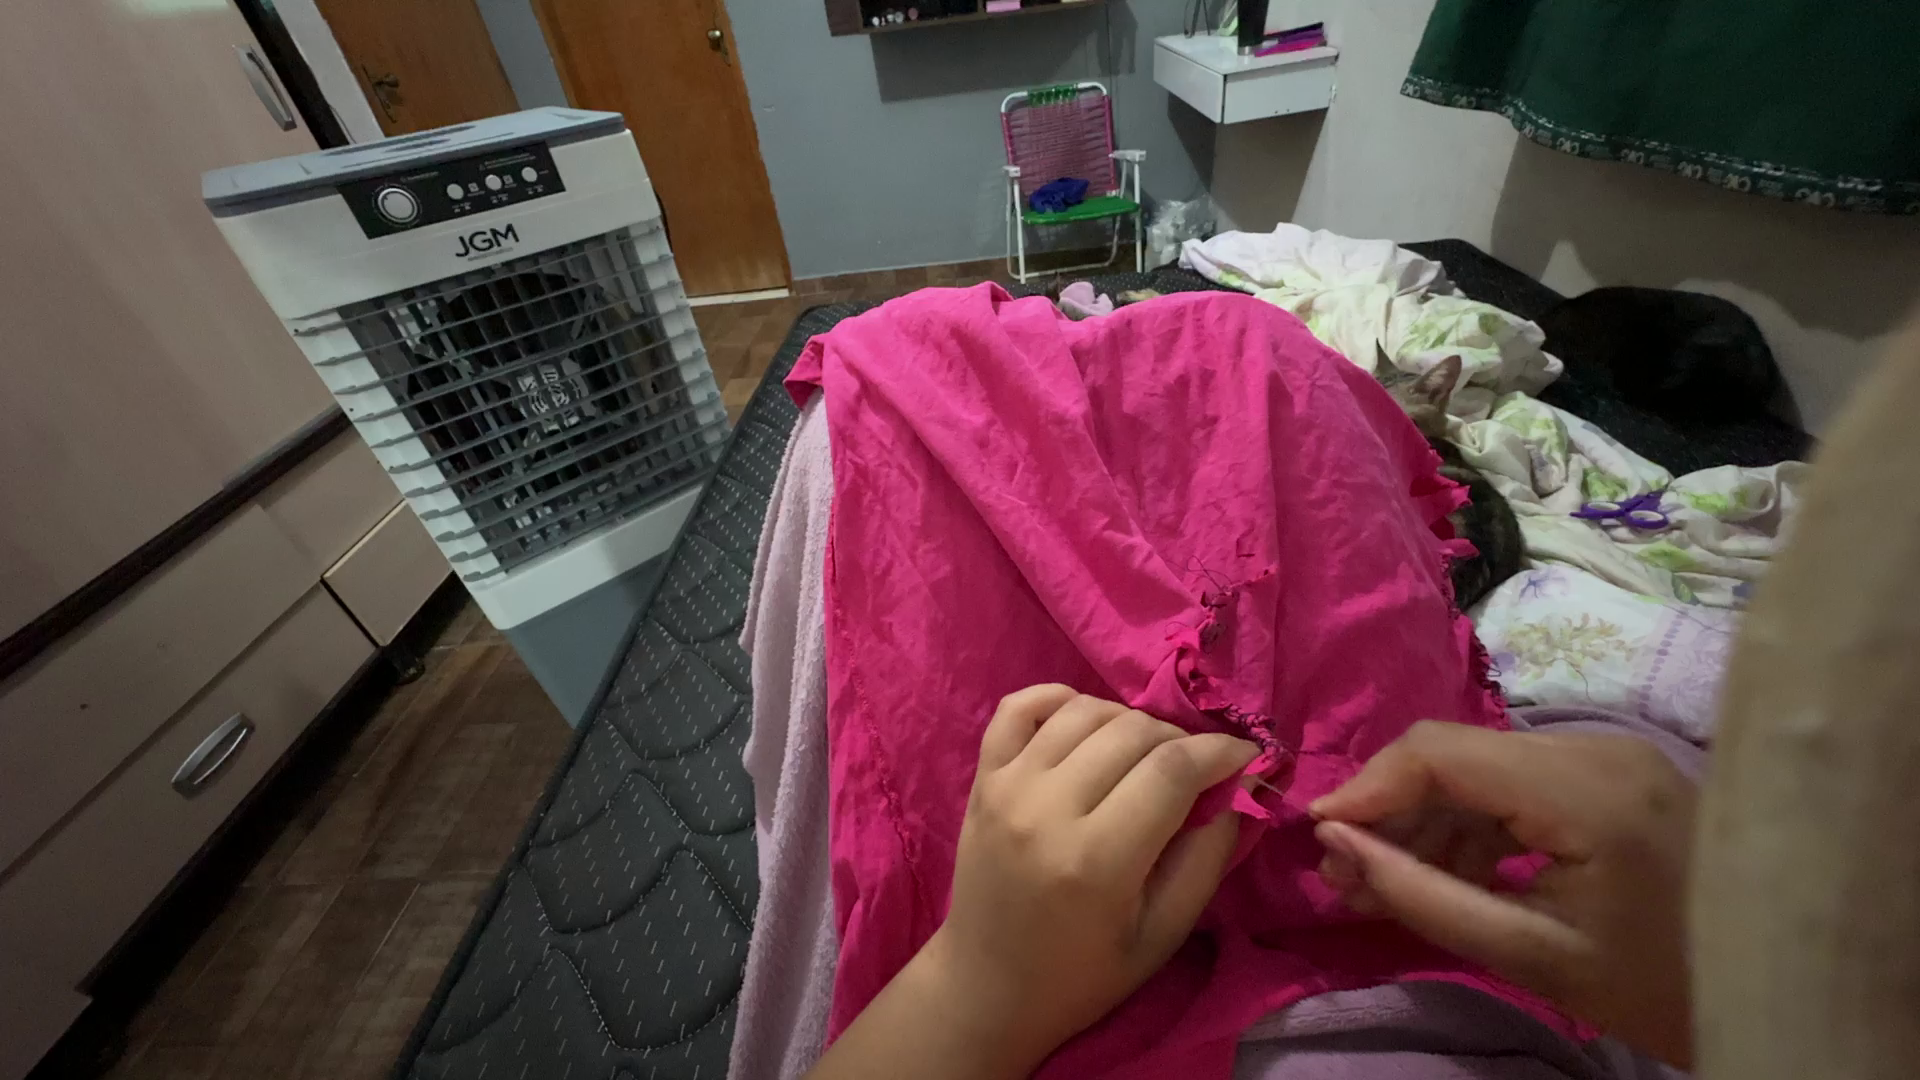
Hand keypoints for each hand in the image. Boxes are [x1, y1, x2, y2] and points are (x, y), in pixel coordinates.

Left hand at [806, 685, 1257, 1079]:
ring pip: (1082, 711)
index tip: (1245, 754)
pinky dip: (1057, 697)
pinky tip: (1084, 717)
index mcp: (1096, 861)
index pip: (1171, 771)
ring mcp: (1007, 785)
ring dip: (1127, 719)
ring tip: (1145, 749)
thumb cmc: (1083, 973)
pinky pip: (1017, 706)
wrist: (987, 984)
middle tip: (1197, 763)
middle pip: (1131, 733)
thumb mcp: (1162, 935)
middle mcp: (1046, 808)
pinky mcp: (982, 776)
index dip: (1220, 752)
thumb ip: (1206, 857)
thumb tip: (1239, 787)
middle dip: (1180, 738)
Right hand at [1309, 721, 1694, 1067]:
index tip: (1316, 831)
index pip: (1437, 754)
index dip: (1364, 787)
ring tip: (1377, 881)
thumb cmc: (1666, 986)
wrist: (1794, 1000)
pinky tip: (1438, 875)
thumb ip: (1418, 895)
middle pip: (1450, 759)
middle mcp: (1587, 748)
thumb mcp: (1533, 956)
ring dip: (1420, 826)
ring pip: (1470, 773)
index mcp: (1583, 785)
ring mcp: (1599, 757)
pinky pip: (1506, 789)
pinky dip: (1464, 830)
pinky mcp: (1602, 776)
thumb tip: (1329, 841)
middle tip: (1341, 870)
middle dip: (1387, 814)